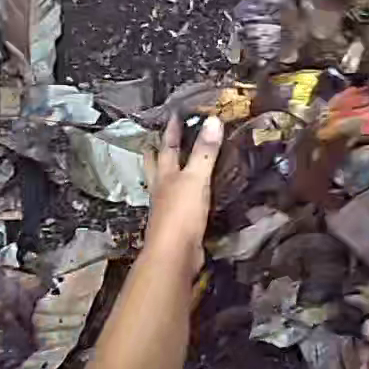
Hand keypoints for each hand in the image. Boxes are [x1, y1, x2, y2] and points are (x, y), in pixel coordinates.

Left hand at [141, 115, 222, 273]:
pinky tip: (189, 196)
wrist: (174, 255)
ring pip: (165, 184)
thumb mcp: (196, 178)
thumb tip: (213, 119)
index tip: (174, 113)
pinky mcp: (177, 224)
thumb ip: (205, 151)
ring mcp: (166, 207)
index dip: (172, 130)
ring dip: (167, 174)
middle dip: (157, 152)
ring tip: (172, 165)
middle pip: (156, 165)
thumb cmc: (181, 213)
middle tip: (154, 140)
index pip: (168, 146)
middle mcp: (162, 188)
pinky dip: (183, 195)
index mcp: (165, 174)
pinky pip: (179, 202)